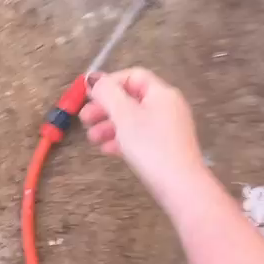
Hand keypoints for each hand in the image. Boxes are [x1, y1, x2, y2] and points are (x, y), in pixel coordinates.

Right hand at [81, 67, 206, 198]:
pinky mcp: (166, 148)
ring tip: (92, 139)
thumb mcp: (124, 115)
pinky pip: (140, 136)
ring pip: (133, 119)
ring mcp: (168, 129)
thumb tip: (93, 77)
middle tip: (84, 119)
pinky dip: (122, 139)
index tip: (89, 95)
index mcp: (161, 93)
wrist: (179, 186)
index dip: (109, 83)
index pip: (132, 76)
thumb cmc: (151, 146)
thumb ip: (106, 93)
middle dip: (105, 107)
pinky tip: (107, 150)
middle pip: (131, 99)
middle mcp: (167, 107)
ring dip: (109, 125)